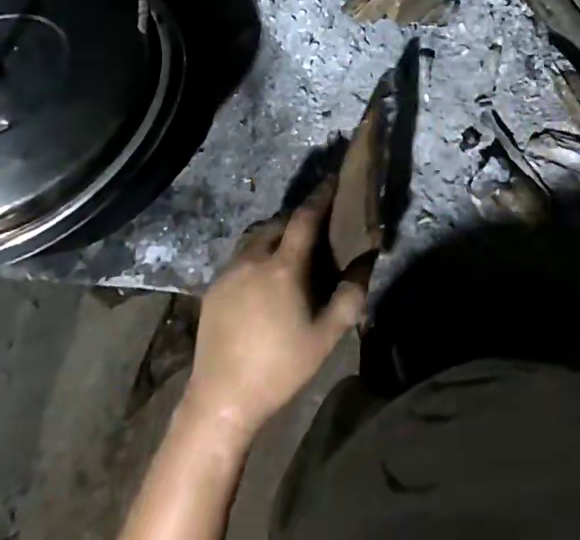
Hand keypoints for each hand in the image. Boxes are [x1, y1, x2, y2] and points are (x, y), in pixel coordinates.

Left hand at [182, 184, 367, 436]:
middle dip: (299, 218)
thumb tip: (366, 261)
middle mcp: (253, 259)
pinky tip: (264, 277)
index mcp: (283, 267)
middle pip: (279, 223)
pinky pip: (240, 258)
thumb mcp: (326, 336)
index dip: (321, 196)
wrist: (222, 399)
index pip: (305, 218)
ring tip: (291, 250)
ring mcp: (228, 273)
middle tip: (317, 226)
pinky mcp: (213, 288)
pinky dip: (258, 255)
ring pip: (256, 239)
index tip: (333, 180)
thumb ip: (351, 296)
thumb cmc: (280, 367)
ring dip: (276, 235)